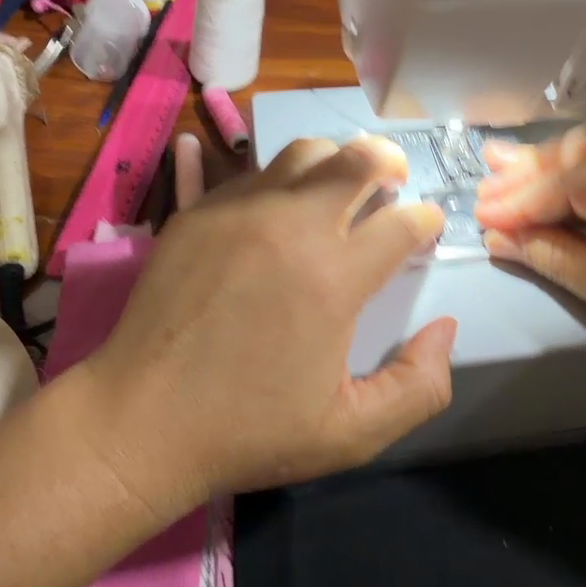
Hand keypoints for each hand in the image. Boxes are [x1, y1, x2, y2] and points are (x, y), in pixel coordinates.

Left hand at [75, 136, 453, 503]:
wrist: (141, 420)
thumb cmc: (248, 430)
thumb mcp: (350, 434)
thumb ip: (417, 387)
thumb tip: (445, 328)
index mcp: (333, 278)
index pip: (401, 222)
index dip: (425, 220)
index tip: (426, 228)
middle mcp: (290, 227)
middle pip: (356, 158)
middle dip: (388, 161)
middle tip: (394, 179)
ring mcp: (238, 212)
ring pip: (303, 152)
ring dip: (334, 160)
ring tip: (339, 186)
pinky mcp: (198, 213)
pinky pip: (253, 174)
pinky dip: (281, 180)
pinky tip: (281, 210)